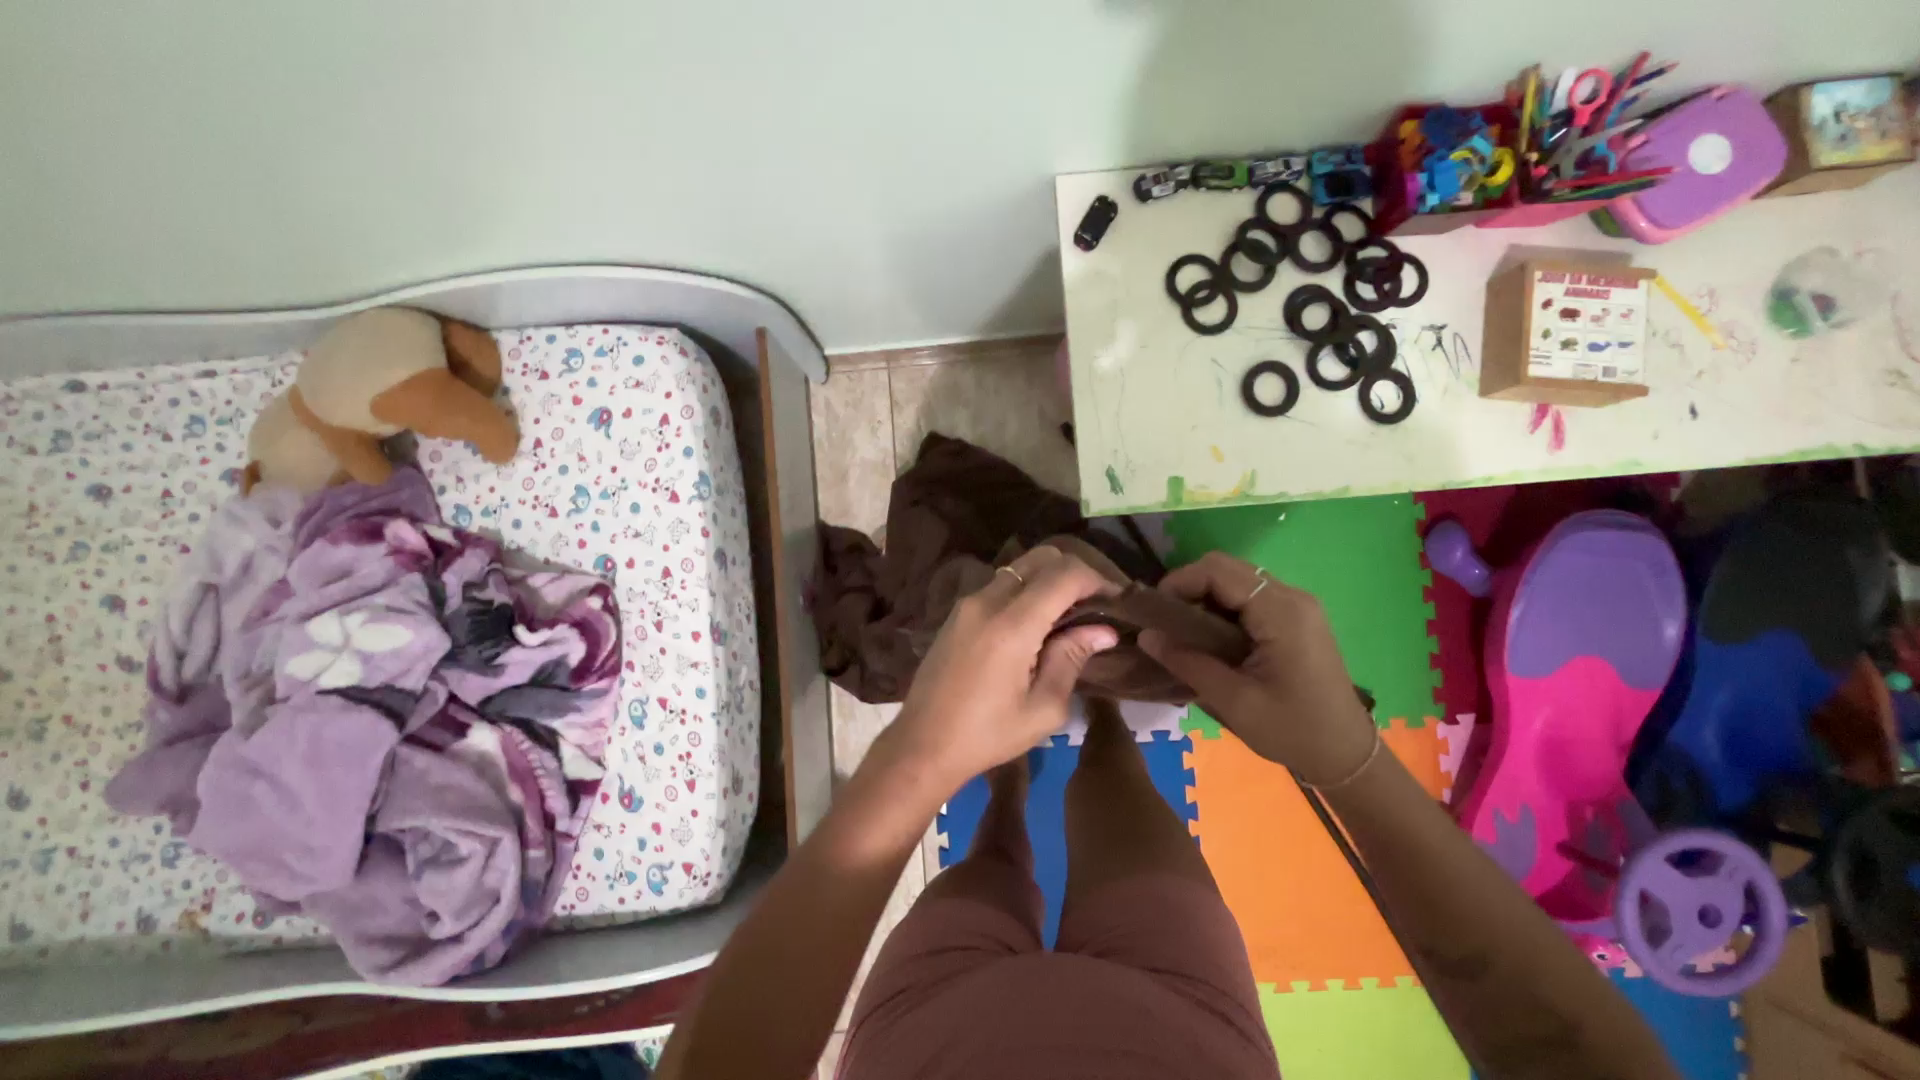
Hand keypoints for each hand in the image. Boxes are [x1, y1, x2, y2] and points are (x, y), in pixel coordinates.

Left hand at [884, 545, 1119, 789]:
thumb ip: (1072, 659)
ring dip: (1048, 580)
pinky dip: (1025, 590)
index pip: (1064, 575)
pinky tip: (1037, 622)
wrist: (922, 745)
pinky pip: (999, 585)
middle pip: (1041, 558)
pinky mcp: (956, 613)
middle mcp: (987, 602)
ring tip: (1069, 613)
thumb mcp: (1043, 708)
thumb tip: (1103, 630)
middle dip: (1074, 572)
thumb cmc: (987, 735)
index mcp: (1012, 625)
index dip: (1097, 580)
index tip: (1117, 600)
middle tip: (1095, 603)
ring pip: (1018, 568)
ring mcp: (967, 604)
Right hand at [1139, 552, 1375, 784]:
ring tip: (1182, 632)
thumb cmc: (1292, 730)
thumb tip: (1146, 636)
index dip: (1180, 582)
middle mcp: (1292, 597)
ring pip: (1237, 580)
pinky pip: (1251, 597)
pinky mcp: (1297, 618)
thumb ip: (1188, 663)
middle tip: (1164, 622)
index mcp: (1281, 613)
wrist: (1345, 753)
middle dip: (1189, 588)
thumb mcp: (1234, 701)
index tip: (1153, 611)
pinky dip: (1223, 608)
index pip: (1218, 571)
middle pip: (1227, 569)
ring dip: (1205, 597)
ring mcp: (1298, 606)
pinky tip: (1209, 638)